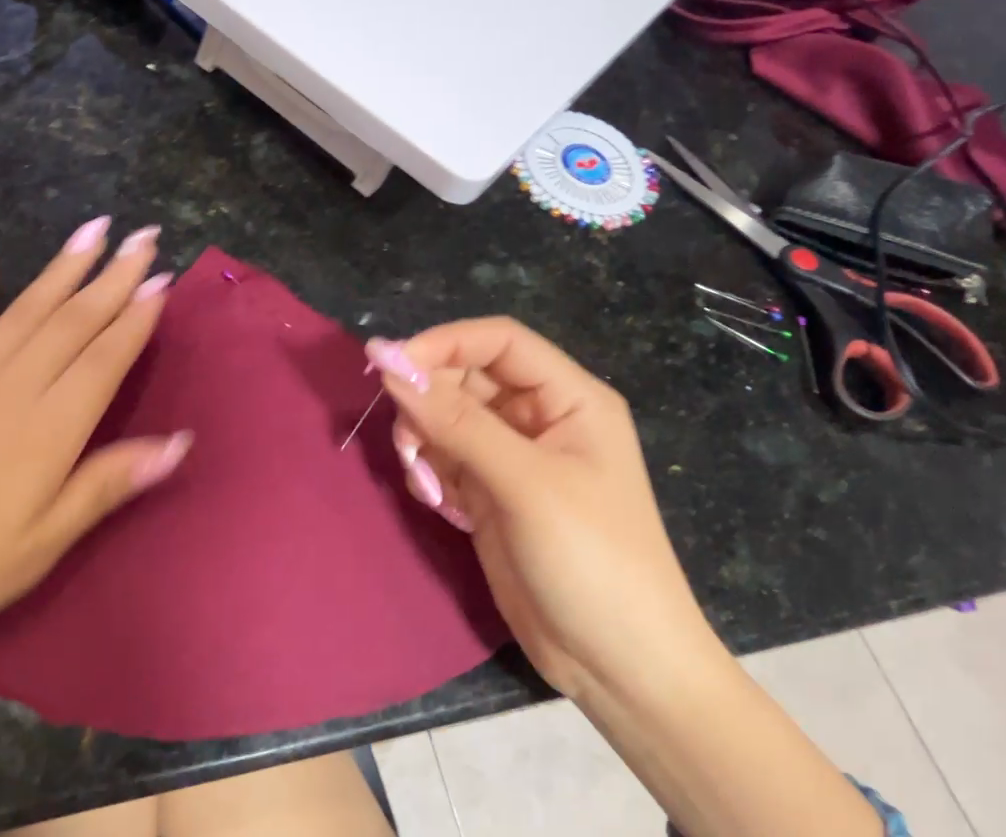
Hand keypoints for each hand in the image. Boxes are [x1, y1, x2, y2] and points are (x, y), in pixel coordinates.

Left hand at [0, 218, 190, 680]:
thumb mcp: (40, 547)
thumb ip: (105, 486)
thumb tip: (178, 443)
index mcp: (48, 431)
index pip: (104, 360)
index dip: (136, 319)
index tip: (162, 277)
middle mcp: (10, 390)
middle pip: (70, 323)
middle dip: (111, 277)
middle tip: (142, 235)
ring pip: (22, 312)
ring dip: (59, 270)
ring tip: (90, 231)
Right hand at [365, 319, 719, 699]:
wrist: (618, 664)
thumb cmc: (591, 560)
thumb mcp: (524, 483)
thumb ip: (455, 420)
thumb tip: (387, 361)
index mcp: (569, 399)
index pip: (497, 341)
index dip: (442, 344)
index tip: (387, 368)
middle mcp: (541, 420)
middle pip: (465, 379)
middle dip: (426, 402)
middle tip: (406, 442)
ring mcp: (514, 460)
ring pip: (446, 420)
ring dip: (423, 442)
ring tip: (425, 483)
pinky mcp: (491, 495)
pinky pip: (444, 460)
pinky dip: (429, 474)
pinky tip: (439, 505)